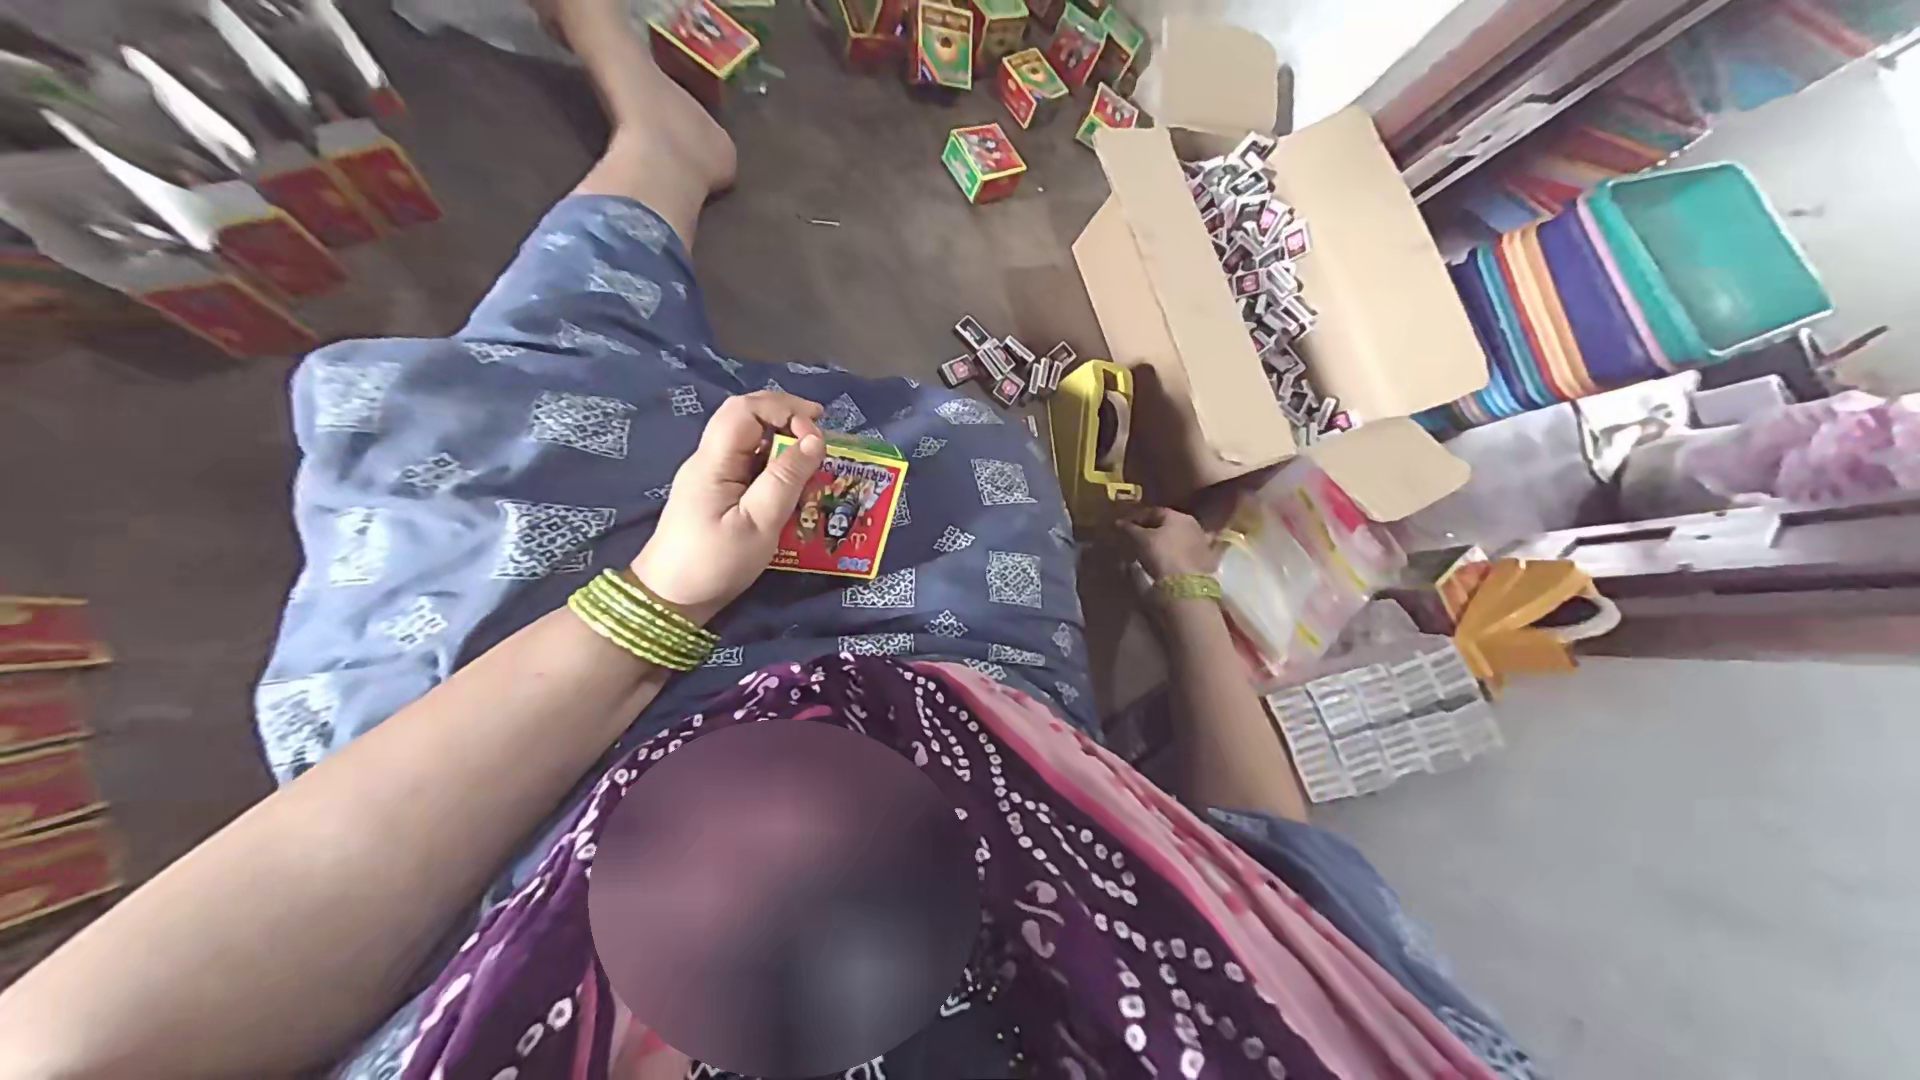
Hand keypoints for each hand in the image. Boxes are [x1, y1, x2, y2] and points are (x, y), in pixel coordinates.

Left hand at [629, 391, 826, 624]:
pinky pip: (748, 461)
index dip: (785, 410)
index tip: (817, 435)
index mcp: (714, 461)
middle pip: (745, 415)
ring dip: (782, 438)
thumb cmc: (715, 562)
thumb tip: (814, 439)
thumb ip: (786, 479)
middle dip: (786, 415)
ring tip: (812, 455)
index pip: (746, 410)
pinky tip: (792, 479)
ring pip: (748, 437)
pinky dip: (774, 460)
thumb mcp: (759, 523)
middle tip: (820, 430)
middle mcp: (710, 458)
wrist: (671, 598)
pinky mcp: (717, 491)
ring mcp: (711, 474)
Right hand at [1117, 507, 1219, 580]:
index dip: (1136, 518)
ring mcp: (1201, 541)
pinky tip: (1168, 557)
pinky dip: (1176, 552)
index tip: (1124, 526)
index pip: (1153, 511)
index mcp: (1177, 516)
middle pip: (1167, 523)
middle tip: (1135, 537)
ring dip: (1164, 540)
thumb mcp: (1141, 540)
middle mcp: (1192, 524)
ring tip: (1149, 549)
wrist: (1186, 584)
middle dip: (1151, 528)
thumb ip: (1130, 529)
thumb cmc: (1162, 555)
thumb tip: (1119, 522)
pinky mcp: (1205, 558)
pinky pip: (1186, 550)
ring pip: (1177, 536)